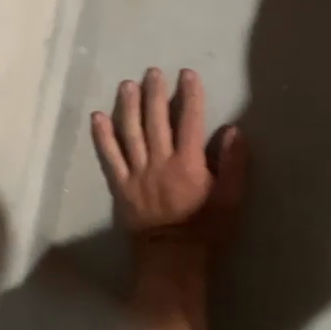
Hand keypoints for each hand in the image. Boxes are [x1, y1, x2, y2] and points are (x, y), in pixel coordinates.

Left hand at [91, 68, 247, 246]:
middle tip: (153, 72)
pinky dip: (102, 137)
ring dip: (128, 106)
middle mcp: (160, 162)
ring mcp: (137, 173)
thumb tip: (232, 130)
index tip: (187, 75)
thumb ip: (232, 163)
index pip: (190, 121)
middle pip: (156, 120)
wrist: (171, 257)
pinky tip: (98, 117)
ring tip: (127, 85)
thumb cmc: (205, 227)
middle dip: (155, 93)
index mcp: (188, 163)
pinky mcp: (120, 186)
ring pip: (130, 133)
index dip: (190, 96)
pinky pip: (109, 157)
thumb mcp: (230, 198)